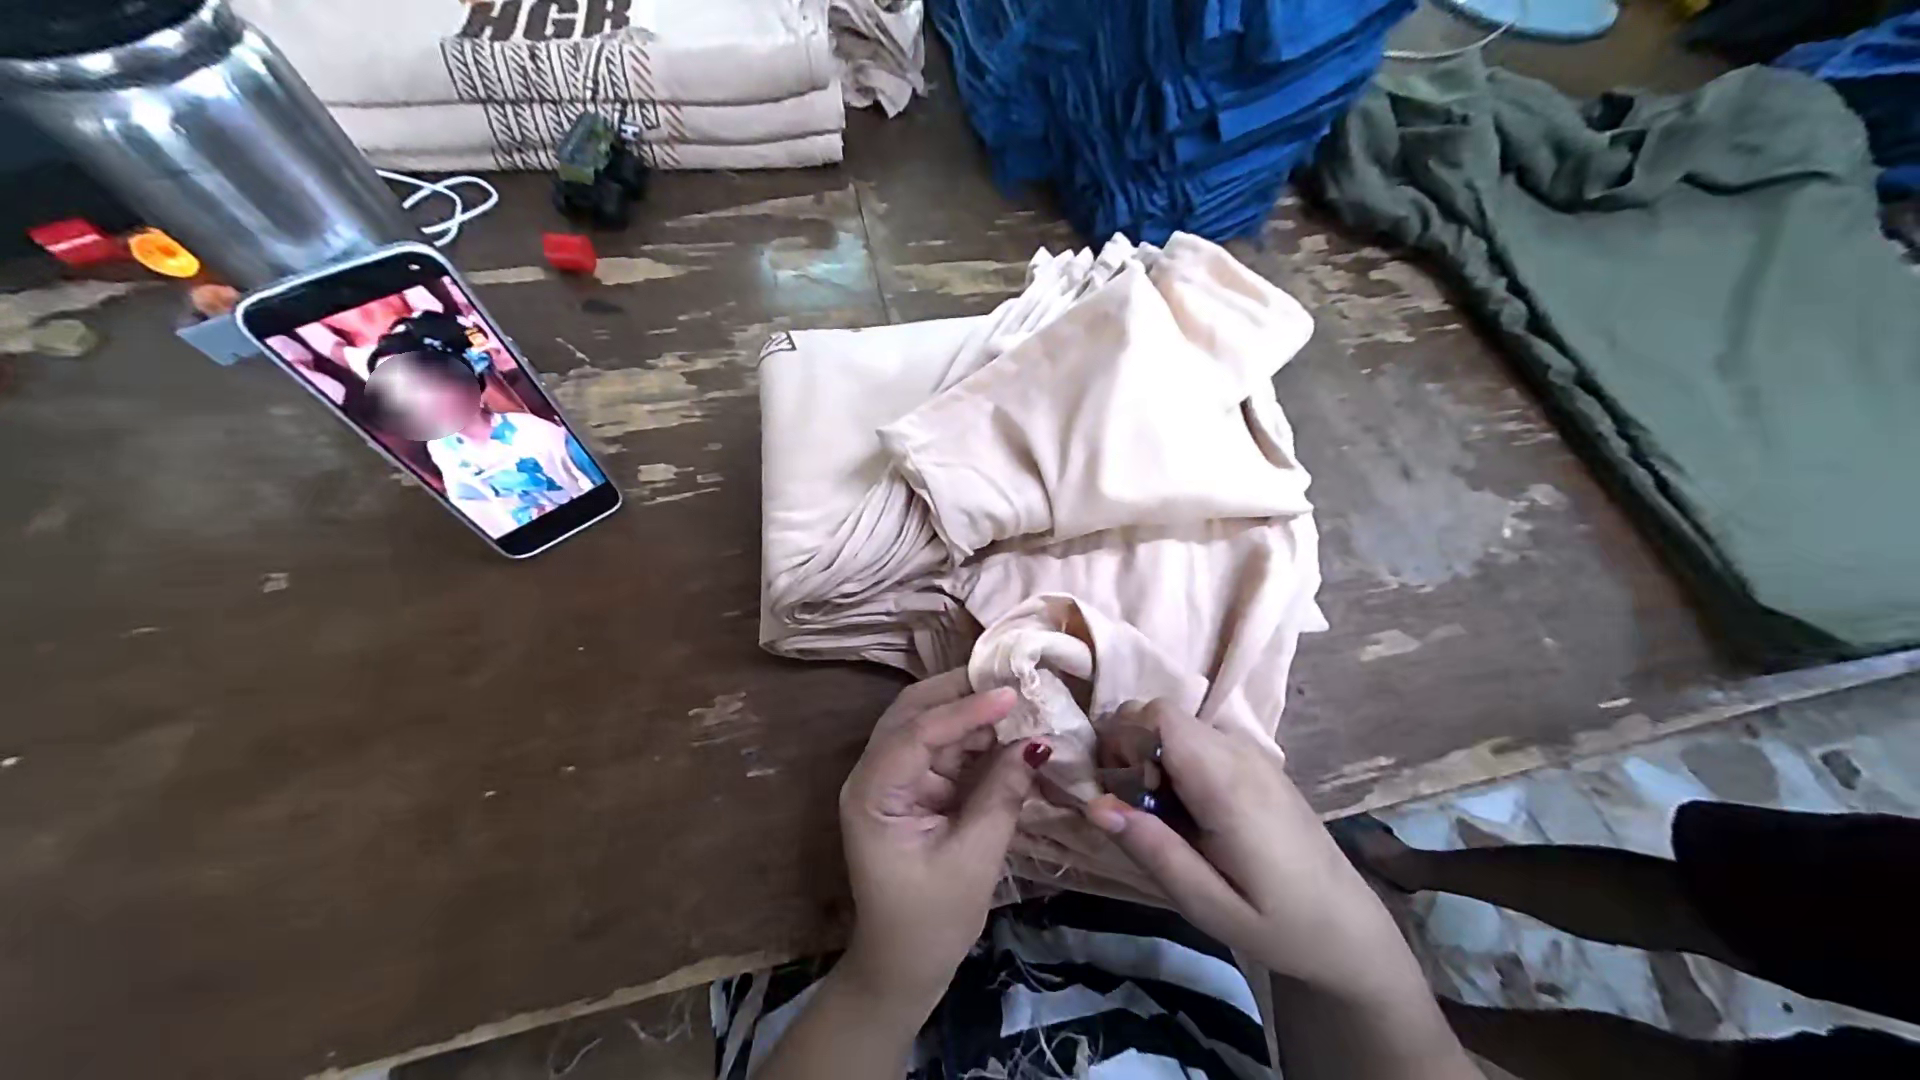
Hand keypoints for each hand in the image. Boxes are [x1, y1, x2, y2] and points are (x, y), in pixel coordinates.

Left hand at [837, 670, 1034, 1008]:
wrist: (903, 965)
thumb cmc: (931, 921)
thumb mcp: (972, 860)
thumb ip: (1001, 795)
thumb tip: (1035, 743)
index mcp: (872, 794)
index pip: (915, 733)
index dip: (964, 710)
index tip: (1009, 694)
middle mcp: (875, 773)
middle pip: (913, 712)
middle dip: (961, 692)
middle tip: (1011, 679)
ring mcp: (894, 776)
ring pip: (930, 722)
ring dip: (972, 711)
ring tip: (1018, 700)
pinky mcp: (916, 785)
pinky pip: (945, 746)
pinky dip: (975, 735)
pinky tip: (1006, 728)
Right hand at [1083, 700, 1408, 998]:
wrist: (1349, 928)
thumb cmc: (1279, 925)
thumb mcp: (1208, 905)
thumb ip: (1152, 850)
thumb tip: (1093, 804)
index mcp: (1227, 783)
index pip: (1158, 716)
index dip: (1123, 740)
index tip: (1120, 789)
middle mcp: (1239, 752)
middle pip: (1160, 711)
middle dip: (1129, 745)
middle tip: (1134, 801)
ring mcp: (1251, 751)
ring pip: (1175, 721)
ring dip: (1150, 751)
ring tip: (1160, 808)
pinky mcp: (1254, 759)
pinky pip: (1196, 736)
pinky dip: (1173, 756)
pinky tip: (1187, 805)